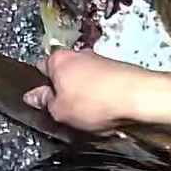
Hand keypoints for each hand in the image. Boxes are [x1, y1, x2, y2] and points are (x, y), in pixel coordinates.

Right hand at [22, 49, 170, 132]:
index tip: (45, 104)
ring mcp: (99, 60)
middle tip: (67, 113)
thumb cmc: (93, 102)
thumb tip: (32, 95)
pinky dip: (101, 96)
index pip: (40, 69)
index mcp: (58, 59)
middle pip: (63, 74)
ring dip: (84, 95)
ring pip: (83, 80)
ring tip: (91, 116)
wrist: (139, 96)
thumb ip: (44, 102)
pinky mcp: (117, 68)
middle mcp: (77, 54)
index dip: (41, 88)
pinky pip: (101, 85)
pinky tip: (107, 112)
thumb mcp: (59, 111)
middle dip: (64, 91)